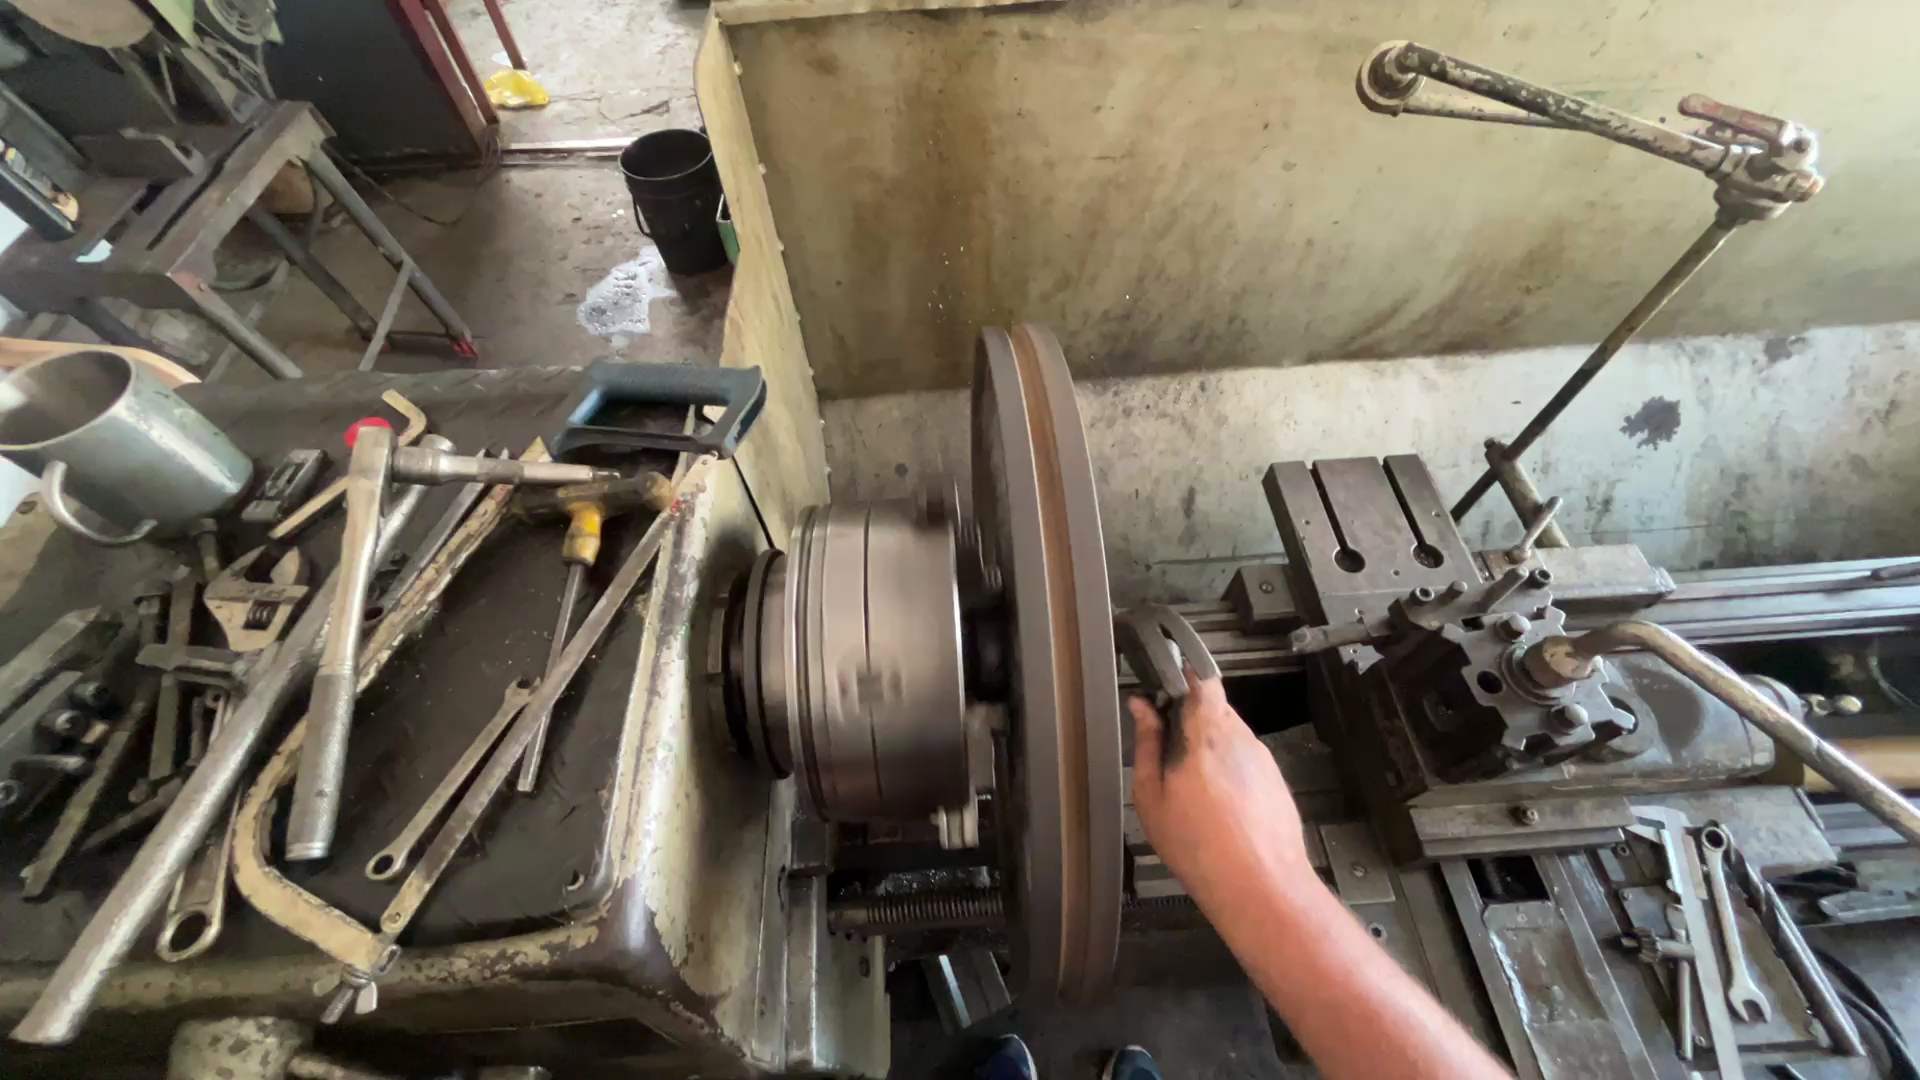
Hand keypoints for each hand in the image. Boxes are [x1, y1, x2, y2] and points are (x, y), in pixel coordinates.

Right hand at [1129, 672, 1315, 912]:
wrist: (1262, 888)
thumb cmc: (1199, 846)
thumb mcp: (1153, 796)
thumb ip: (1147, 744)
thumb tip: (1140, 707)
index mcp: (1207, 733)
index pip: (1202, 677)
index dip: (1183, 673)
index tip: (1164, 682)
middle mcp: (1240, 738)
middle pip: (1214, 705)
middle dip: (1189, 716)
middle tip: (1167, 744)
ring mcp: (1262, 758)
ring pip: (1229, 732)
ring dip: (1207, 744)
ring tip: (1189, 783)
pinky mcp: (1275, 779)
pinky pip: (1244, 757)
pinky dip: (1226, 767)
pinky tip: (1214, 801)